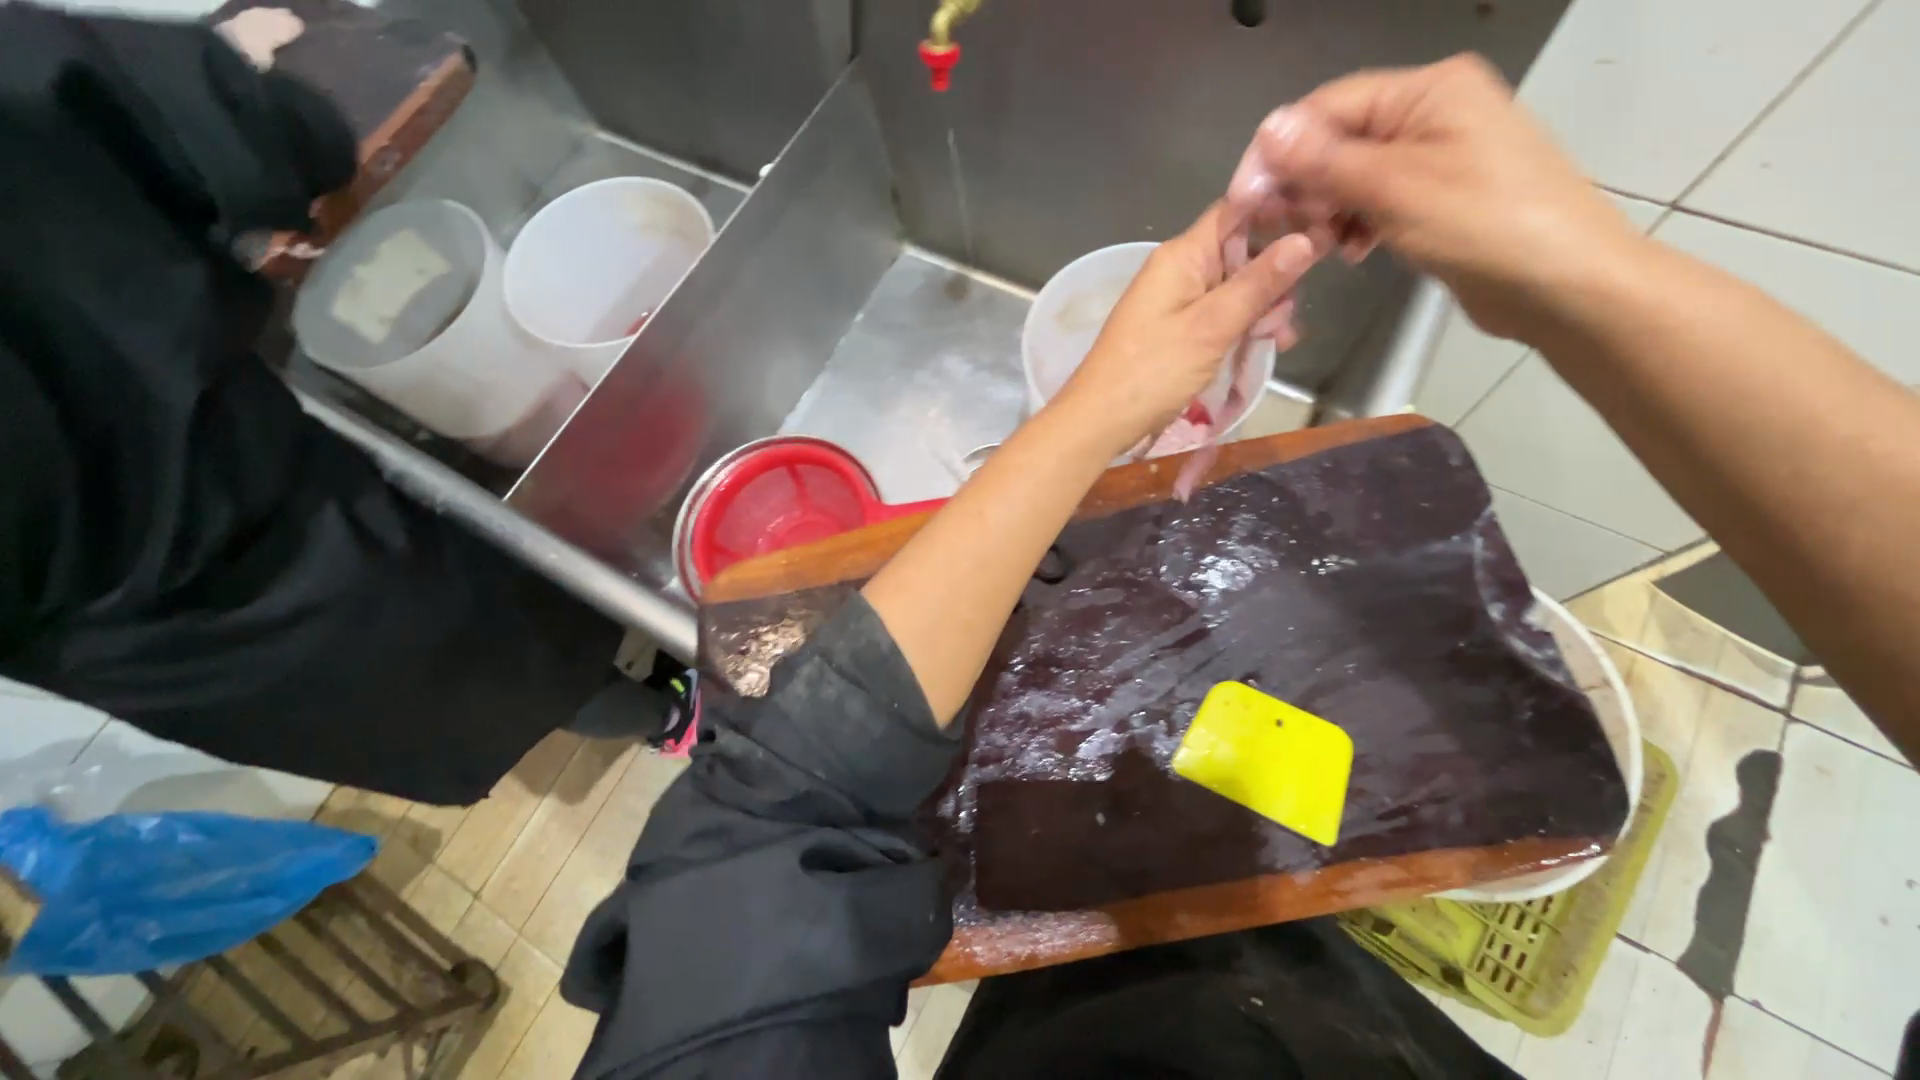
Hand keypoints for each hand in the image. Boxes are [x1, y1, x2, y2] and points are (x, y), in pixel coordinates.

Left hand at [1049, 204, 1317, 455]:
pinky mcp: (1180, 329)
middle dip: (1276, 275)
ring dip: (1264, 307)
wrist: (1100, 421)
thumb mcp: (1211, 327)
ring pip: (1238, 286)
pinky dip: (1245, 326)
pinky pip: (1222, 314)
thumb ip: (1259, 283)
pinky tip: (1265, 346)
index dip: (1281, 210)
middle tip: (1287, 314)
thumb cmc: (1151, 372)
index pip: (1238, 209)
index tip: (1323, 225)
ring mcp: (1179, 300)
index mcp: (1183, 255)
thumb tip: (1306, 238)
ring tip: (1277, 339)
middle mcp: (1181, 269)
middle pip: (1244, 250)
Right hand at [1225, 54, 1646, 343]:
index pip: (1328, 106)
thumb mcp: (1394, 187)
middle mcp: (1431, 111)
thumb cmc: (1483, 224)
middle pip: (1339, 139)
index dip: (1279, 151)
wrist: (1562, 283)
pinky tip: (1354, 251)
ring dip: (1328, 209)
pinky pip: (1377, 199)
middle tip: (1284, 230)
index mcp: (1427, 90)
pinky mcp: (1438, 195)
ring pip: (1353, 174)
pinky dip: (1356, 224)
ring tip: (1323, 246)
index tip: (1244, 201)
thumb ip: (1326, 159)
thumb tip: (1268, 128)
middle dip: (1305, 185)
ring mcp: (1437, 154)